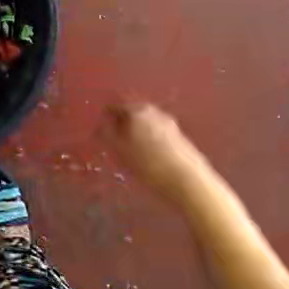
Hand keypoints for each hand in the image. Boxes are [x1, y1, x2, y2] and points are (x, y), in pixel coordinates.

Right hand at [105, 103, 237, 218]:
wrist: (189, 182)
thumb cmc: (149, 166)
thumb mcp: (120, 151)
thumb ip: (107, 134)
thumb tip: (101, 125)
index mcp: (137, 111)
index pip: (114, 107)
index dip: (105, 118)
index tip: (99, 129)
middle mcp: (153, 111)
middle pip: (132, 113)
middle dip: (121, 123)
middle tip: (113, 138)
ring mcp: (169, 123)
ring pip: (145, 123)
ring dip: (136, 132)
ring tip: (129, 150)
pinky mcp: (179, 136)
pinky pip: (156, 132)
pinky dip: (148, 139)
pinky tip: (147, 155)